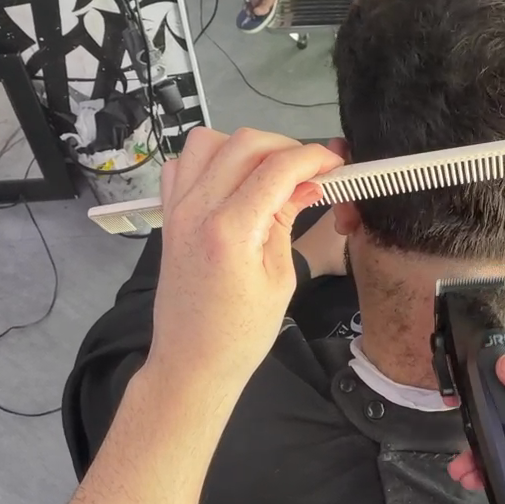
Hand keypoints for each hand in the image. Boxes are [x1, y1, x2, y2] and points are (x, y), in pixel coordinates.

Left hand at [149, 127, 343, 387]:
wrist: (192, 361)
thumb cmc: (242, 334)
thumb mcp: (280, 279)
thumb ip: (287, 221)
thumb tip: (305, 184)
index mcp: (231, 230)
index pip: (278, 168)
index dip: (314, 157)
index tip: (336, 163)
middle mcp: (198, 209)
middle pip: (245, 143)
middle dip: (285, 147)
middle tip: (309, 170)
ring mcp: (177, 209)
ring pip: (208, 141)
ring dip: (244, 148)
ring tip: (269, 174)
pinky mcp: (168, 215)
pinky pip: (183, 164)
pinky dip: (210, 161)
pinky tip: (232, 183)